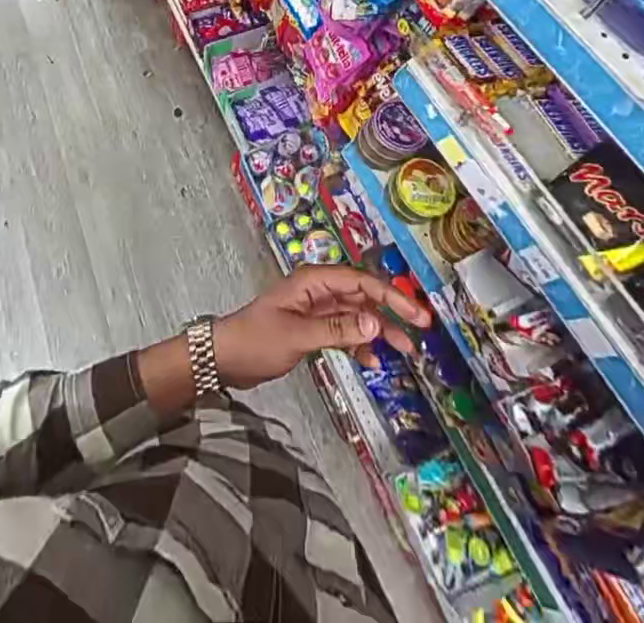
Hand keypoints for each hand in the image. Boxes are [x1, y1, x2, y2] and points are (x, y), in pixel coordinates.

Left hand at [213, 265, 434, 388]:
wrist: (222, 359)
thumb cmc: (255, 340)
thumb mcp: (297, 335)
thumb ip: (337, 330)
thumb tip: (376, 325)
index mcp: (315, 282)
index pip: (362, 283)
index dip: (391, 296)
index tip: (415, 314)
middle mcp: (320, 291)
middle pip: (364, 298)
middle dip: (392, 313)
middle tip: (420, 330)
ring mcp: (317, 310)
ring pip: (358, 317)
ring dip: (380, 332)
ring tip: (405, 351)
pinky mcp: (313, 329)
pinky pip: (345, 332)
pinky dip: (359, 344)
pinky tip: (372, 361)